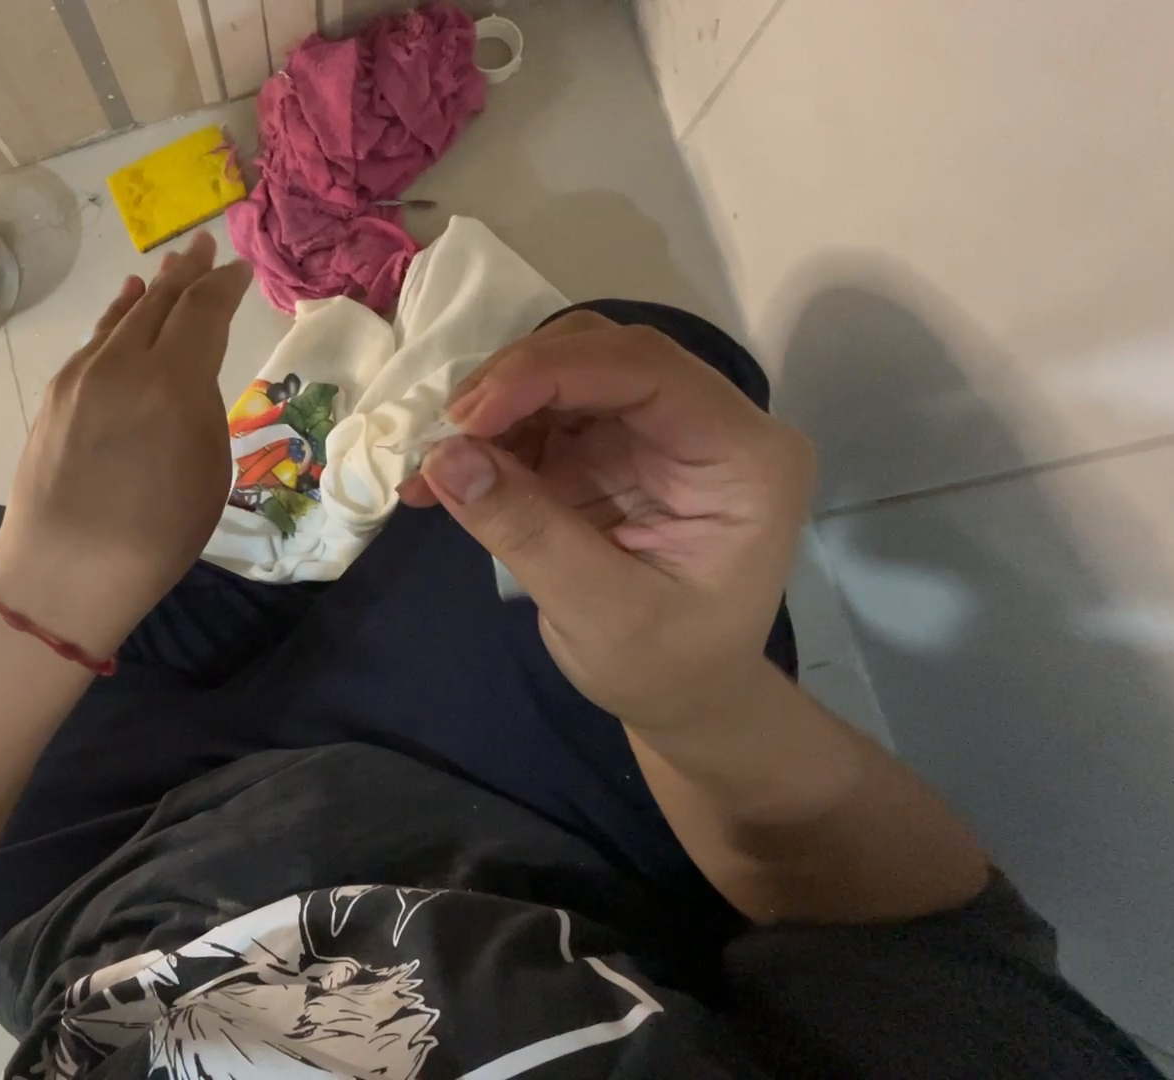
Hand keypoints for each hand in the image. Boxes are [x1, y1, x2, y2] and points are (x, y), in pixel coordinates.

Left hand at [0, 232, 250, 655]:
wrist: (65, 572)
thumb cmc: (155, 538)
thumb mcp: (207, 472)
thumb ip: (201, 409)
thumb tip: (186, 377)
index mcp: (174, 383)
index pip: (203, 311)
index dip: (225, 285)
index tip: (240, 270)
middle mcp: (124, 364)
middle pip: (162, 302)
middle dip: (188, 273)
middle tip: (205, 248)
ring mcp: (82, 375)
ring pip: (124, 317)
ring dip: (152, 291)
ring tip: (170, 270)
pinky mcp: (56, 393)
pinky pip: (96, 341)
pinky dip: (118, 318)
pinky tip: (126, 307)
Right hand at [399, 310, 814, 727]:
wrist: (681, 695)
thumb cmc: (665, 666)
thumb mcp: (598, 611)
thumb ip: (525, 530)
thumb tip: (442, 457)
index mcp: (740, 457)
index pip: (646, 369)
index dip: (548, 373)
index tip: (465, 419)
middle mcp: (702, 426)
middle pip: (601, 353)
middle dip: (512, 382)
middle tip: (443, 434)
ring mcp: (650, 434)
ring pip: (562, 374)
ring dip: (490, 408)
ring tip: (434, 462)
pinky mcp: (604, 450)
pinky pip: (538, 416)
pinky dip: (486, 439)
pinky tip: (441, 475)